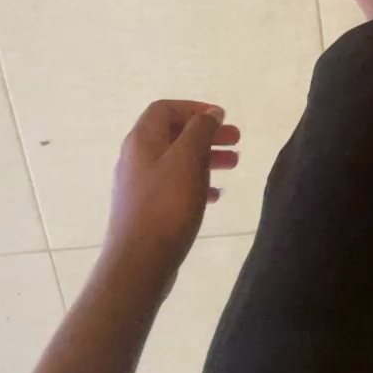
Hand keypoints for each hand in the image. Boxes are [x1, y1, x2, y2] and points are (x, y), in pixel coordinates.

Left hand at [106, 100, 239, 268]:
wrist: (139, 263)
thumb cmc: (166, 205)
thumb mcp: (188, 159)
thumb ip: (200, 130)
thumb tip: (211, 113)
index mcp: (142, 141)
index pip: (165, 108)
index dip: (194, 108)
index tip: (221, 119)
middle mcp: (137, 159)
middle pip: (174, 134)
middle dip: (206, 134)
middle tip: (236, 140)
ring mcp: (140, 185)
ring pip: (178, 160)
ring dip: (206, 157)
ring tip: (234, 165)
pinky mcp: (147, 209)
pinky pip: (175, 185)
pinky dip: (197, 182)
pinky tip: (216, 195)